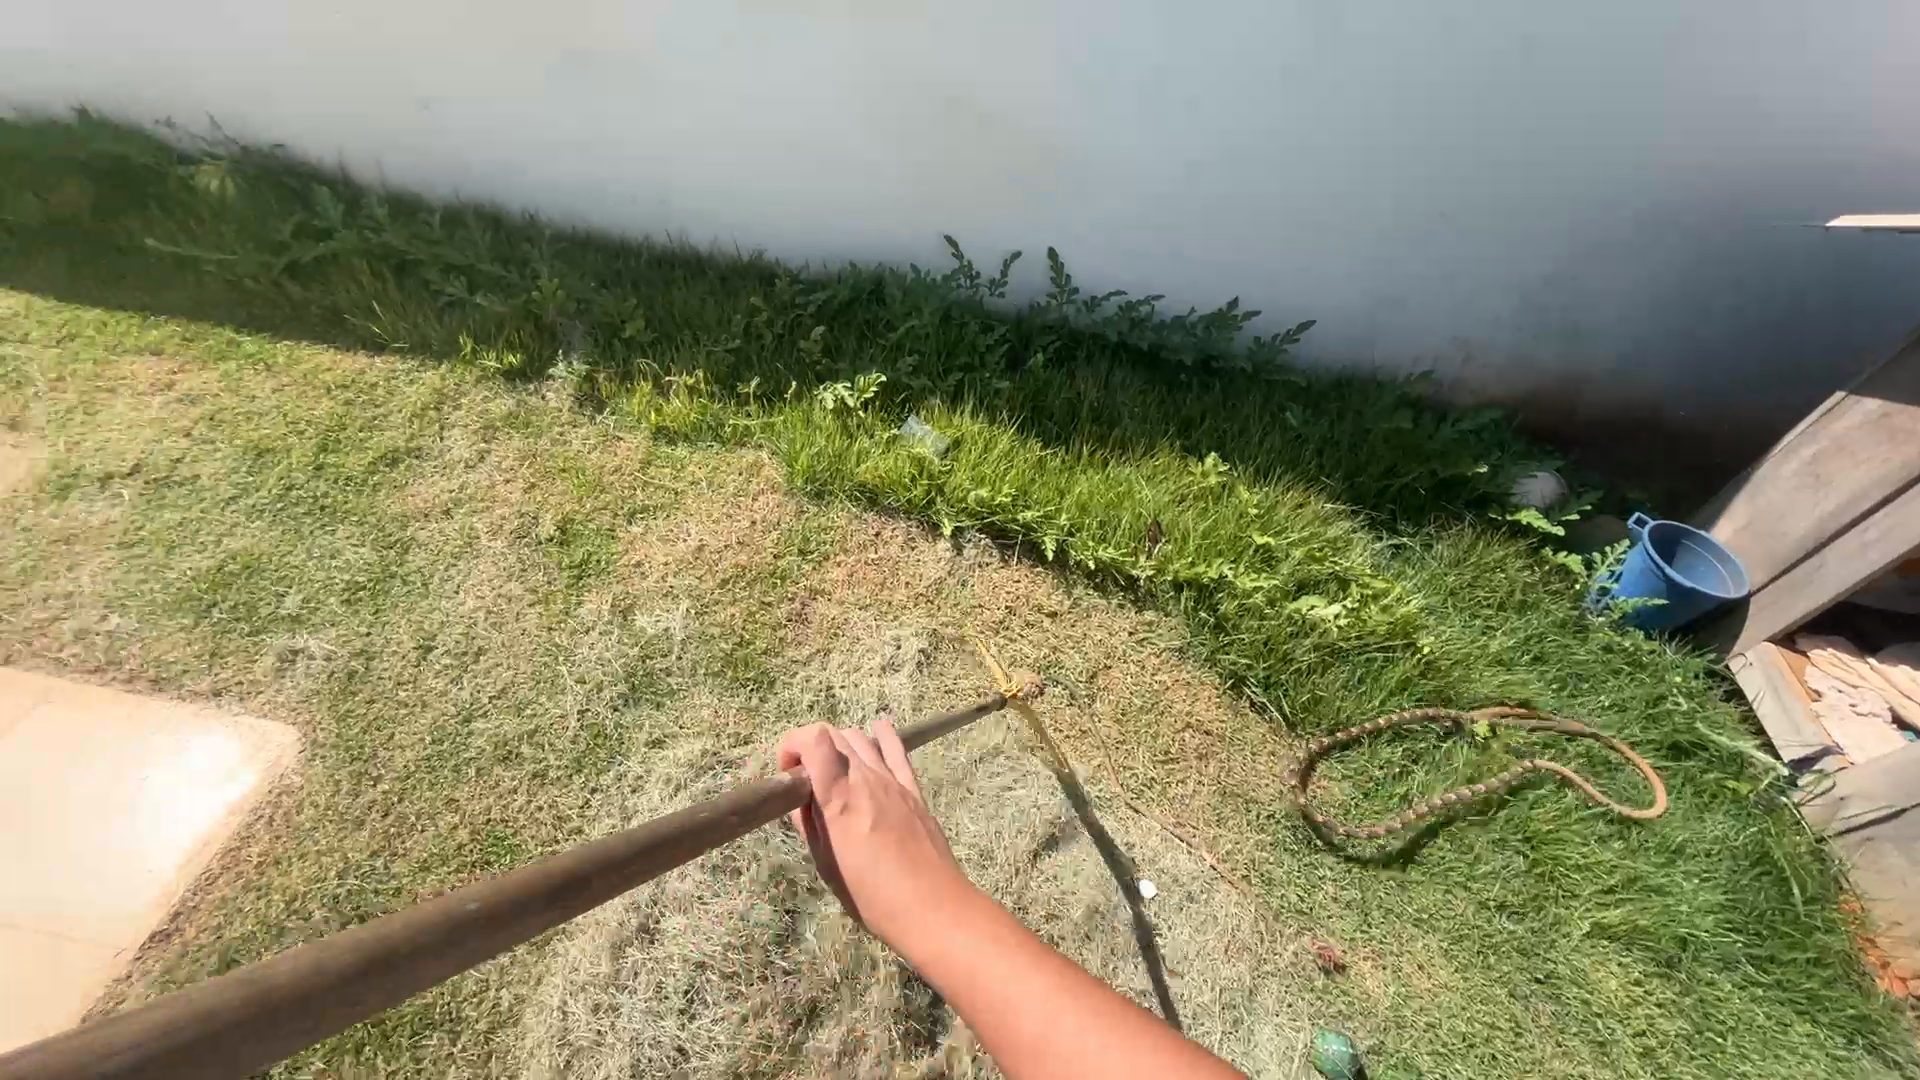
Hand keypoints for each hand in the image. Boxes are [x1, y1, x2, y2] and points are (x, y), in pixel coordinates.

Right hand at [777, 716, 973, 948]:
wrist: (931, 905)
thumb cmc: (872, 896)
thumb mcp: (827, 866)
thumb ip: (811, 826)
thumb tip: (801, 803)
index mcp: (839, 798)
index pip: (814, 740)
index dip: (793, 744)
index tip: (787, 771)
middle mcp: (866, 778)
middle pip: (835, 735)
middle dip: (811, 747)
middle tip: (805, 779)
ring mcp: (892, 780)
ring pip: (862, 739)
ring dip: (840, 745)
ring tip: (833, 770)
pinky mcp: (913, 788)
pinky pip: (897, 750)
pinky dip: (883, 735)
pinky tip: (878, 726)